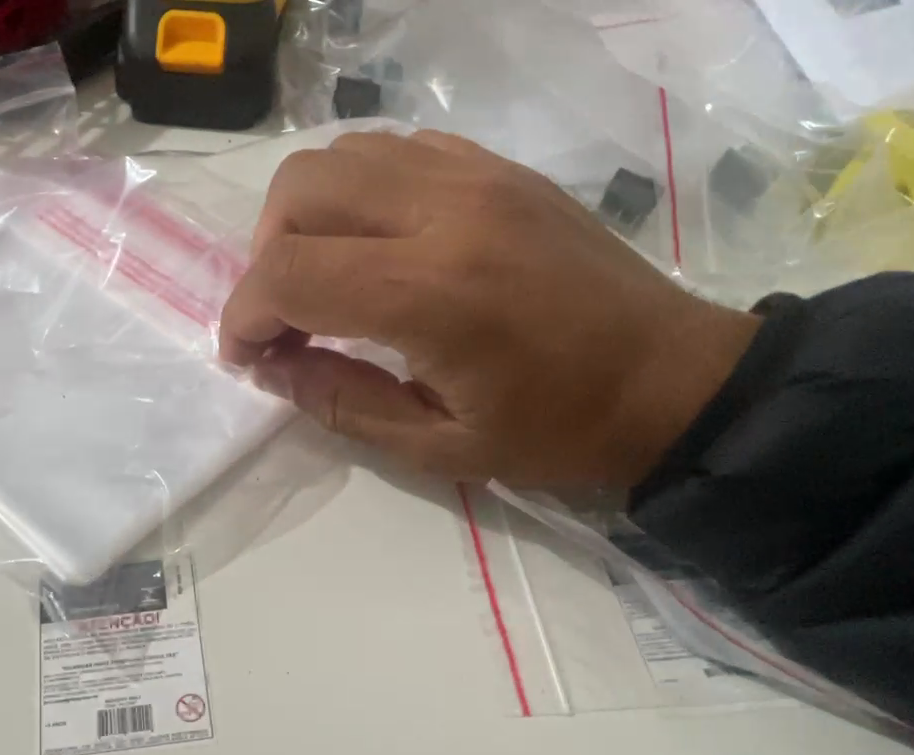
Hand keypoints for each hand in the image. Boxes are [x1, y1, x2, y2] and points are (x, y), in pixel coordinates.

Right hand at [219, 131, 760, 495]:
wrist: (669, 380)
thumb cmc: (556, 430)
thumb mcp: (437, 445)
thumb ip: (340, 401)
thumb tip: (273, 366)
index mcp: (430, 293)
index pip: (288, 273)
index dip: (244, 316)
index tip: (247, 356)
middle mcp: (446, 211)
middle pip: (300, 189)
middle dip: (266, 257)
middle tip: (288, 317)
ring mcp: (477, 176)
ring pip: (343, 154)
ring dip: (308, 217)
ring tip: (327, 279)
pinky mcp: (500, 167)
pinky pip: (397, 150)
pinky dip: (360, 192)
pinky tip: (377, 245)